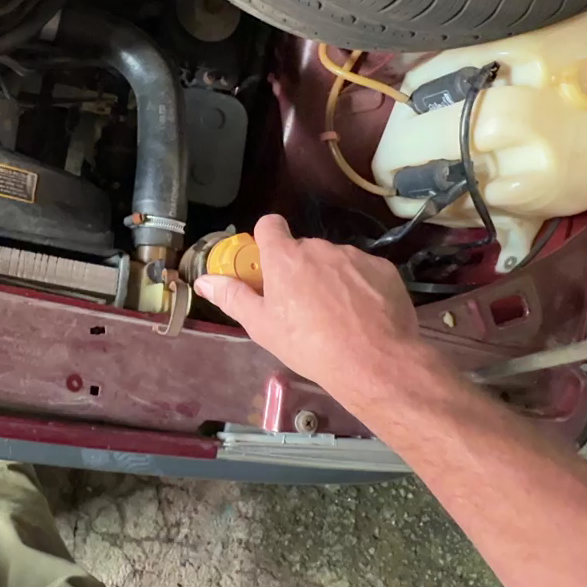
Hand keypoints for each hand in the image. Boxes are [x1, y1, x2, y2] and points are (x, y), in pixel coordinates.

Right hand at [195, 214, 436, 410]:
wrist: (374, 362)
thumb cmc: (308, 344)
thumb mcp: (261, 326)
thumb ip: (232, 297)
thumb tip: (204, 280)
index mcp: (284, 256)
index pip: (269, 224)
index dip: (267, 239)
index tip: (269, 262)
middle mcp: (318, 248)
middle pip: (302, 249)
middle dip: (300, 269)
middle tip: (302, 304)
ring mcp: (353, 256)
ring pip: (333, 260)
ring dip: (330, 278)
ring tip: (337, 315)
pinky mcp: (383, 269)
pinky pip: (363, 271)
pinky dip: (360, 286)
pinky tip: (363, 315)